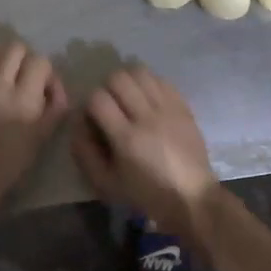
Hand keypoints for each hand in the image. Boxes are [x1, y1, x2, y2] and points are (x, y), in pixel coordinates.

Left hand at [0, 42, 67, 218]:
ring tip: (11, 79)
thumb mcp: (40, 140)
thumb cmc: (8, 167)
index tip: (47, 92)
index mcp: (24, 98)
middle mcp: (0, 85)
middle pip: (15, 47)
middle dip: (26, 58)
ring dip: (6, 58)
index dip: (49, 73)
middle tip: (29, 80)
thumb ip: (52, 111)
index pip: (40, 61)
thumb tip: (57, 91)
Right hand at [71, 67, 221, 236]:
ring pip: (140, 72)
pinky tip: (147, 99)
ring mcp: (168, 109)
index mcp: (127, 139)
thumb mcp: (106, 183)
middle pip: (118, 78)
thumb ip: (84, 152)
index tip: (93, 117)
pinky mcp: (184, 107)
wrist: (192, 198)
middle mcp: (148, 117)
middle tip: (110, 105)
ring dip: (128, 81)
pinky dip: (148, 84)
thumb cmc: (146, 194)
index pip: (98, 99)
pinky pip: (161, 80)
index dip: (90, 104)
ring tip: (128, 98)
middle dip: (107, 88)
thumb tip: (78, 122)